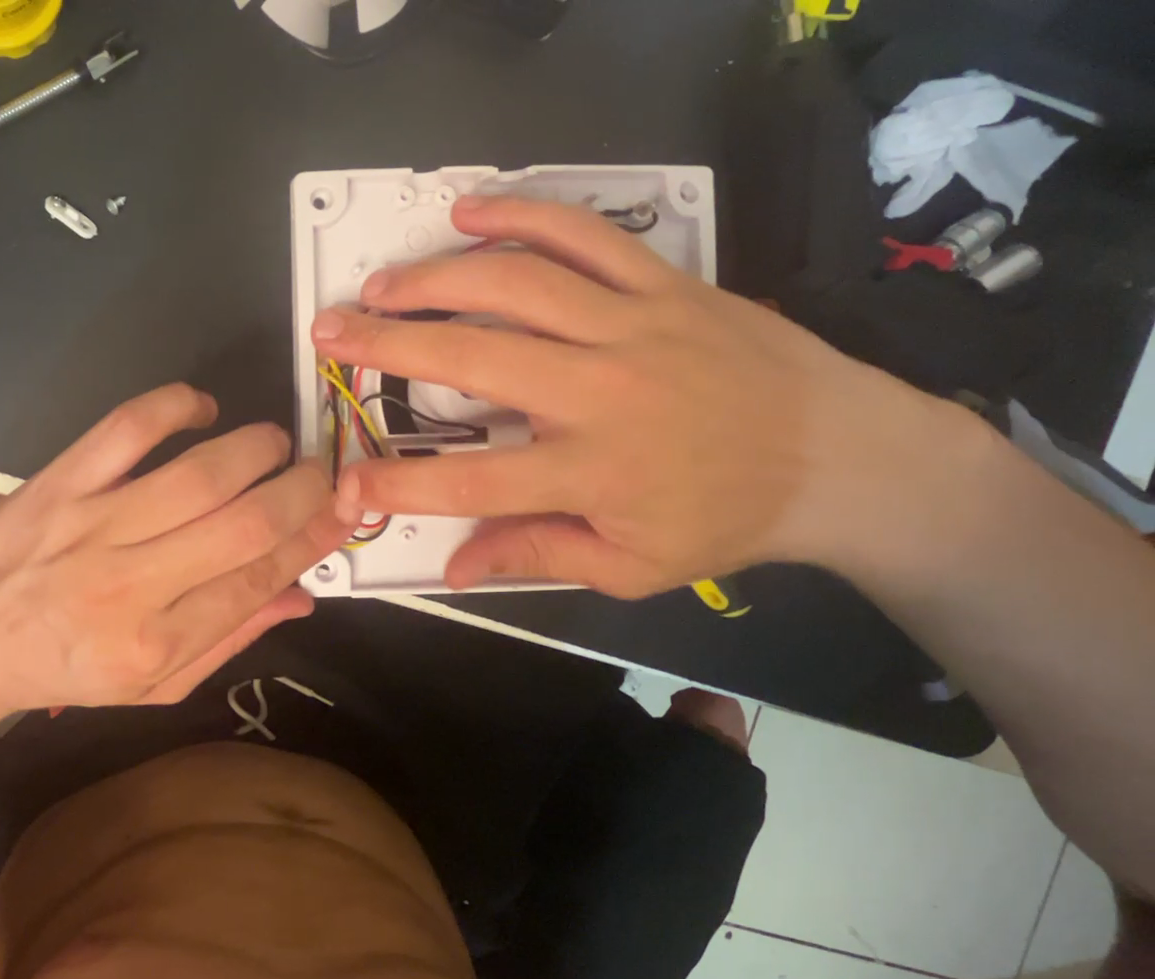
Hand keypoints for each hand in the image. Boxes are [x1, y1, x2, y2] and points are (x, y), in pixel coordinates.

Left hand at [0, 384, 350, 716]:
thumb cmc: (65, 672)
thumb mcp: (152, 686)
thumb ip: (227, 640)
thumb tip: (299, 595)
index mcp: (154, 643)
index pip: (257, 580)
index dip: (312, 540)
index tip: (341, 511)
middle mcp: (128, 585)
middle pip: (243, 523)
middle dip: (301, 491)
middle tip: (321, 474)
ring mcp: (91, 526)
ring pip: (199, 474)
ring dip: (255, 448)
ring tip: (275, 445)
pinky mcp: (59, 483)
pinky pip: (126, 428)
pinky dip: (174, 405)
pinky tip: (202, 408)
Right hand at [311, 195, 969, 597]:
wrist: (846, 456)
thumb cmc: (726, 519)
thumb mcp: (631, 566)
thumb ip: (536, 556)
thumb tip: (454, 568)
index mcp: (592, 473)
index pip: (470, 483)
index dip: (397, 487)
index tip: (344, 486)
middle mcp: (602, 393)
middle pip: (474, 359)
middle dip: (388, 344)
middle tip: (330, 332)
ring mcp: (634, 327)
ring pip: (517, 284)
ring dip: (435, 278)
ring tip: (380, 282)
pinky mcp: (666, 284)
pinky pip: (586, 234)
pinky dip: (524, 215)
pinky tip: (468, 211)